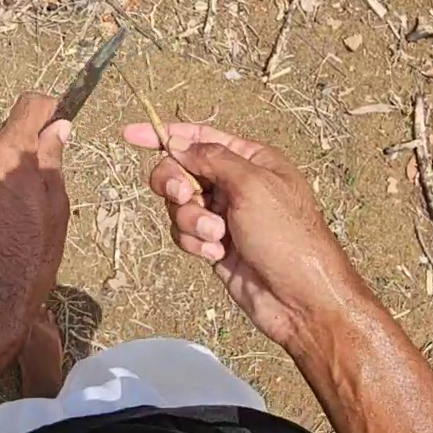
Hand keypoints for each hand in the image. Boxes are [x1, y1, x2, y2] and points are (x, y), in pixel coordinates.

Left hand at [0, 94, 70, 363]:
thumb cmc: (28, 259)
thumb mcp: (55, 208)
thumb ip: (52, 160)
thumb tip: (57, 128)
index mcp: (7, 152)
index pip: (29, 105)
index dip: (49, 110)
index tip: (58, 121)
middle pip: (5, 130)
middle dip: (23, 145)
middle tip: (38, 180)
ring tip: (12, 205)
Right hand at [122, 122, 370, 350]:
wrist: (300, 299)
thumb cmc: (288, 236)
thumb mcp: (253, 185)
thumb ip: (212, 158)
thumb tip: (179, 143)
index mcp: (249, 160)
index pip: (199, 137)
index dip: (164, 134)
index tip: (131, 133)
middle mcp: (234, 184)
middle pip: (179, 170)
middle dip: (175, 184)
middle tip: (184, 195)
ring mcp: (222, 216)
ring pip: (178, 206)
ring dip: (191, 221)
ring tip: (217, 238)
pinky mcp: (213, 245)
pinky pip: (184, 234)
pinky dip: (195, 243)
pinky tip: (218, 255)